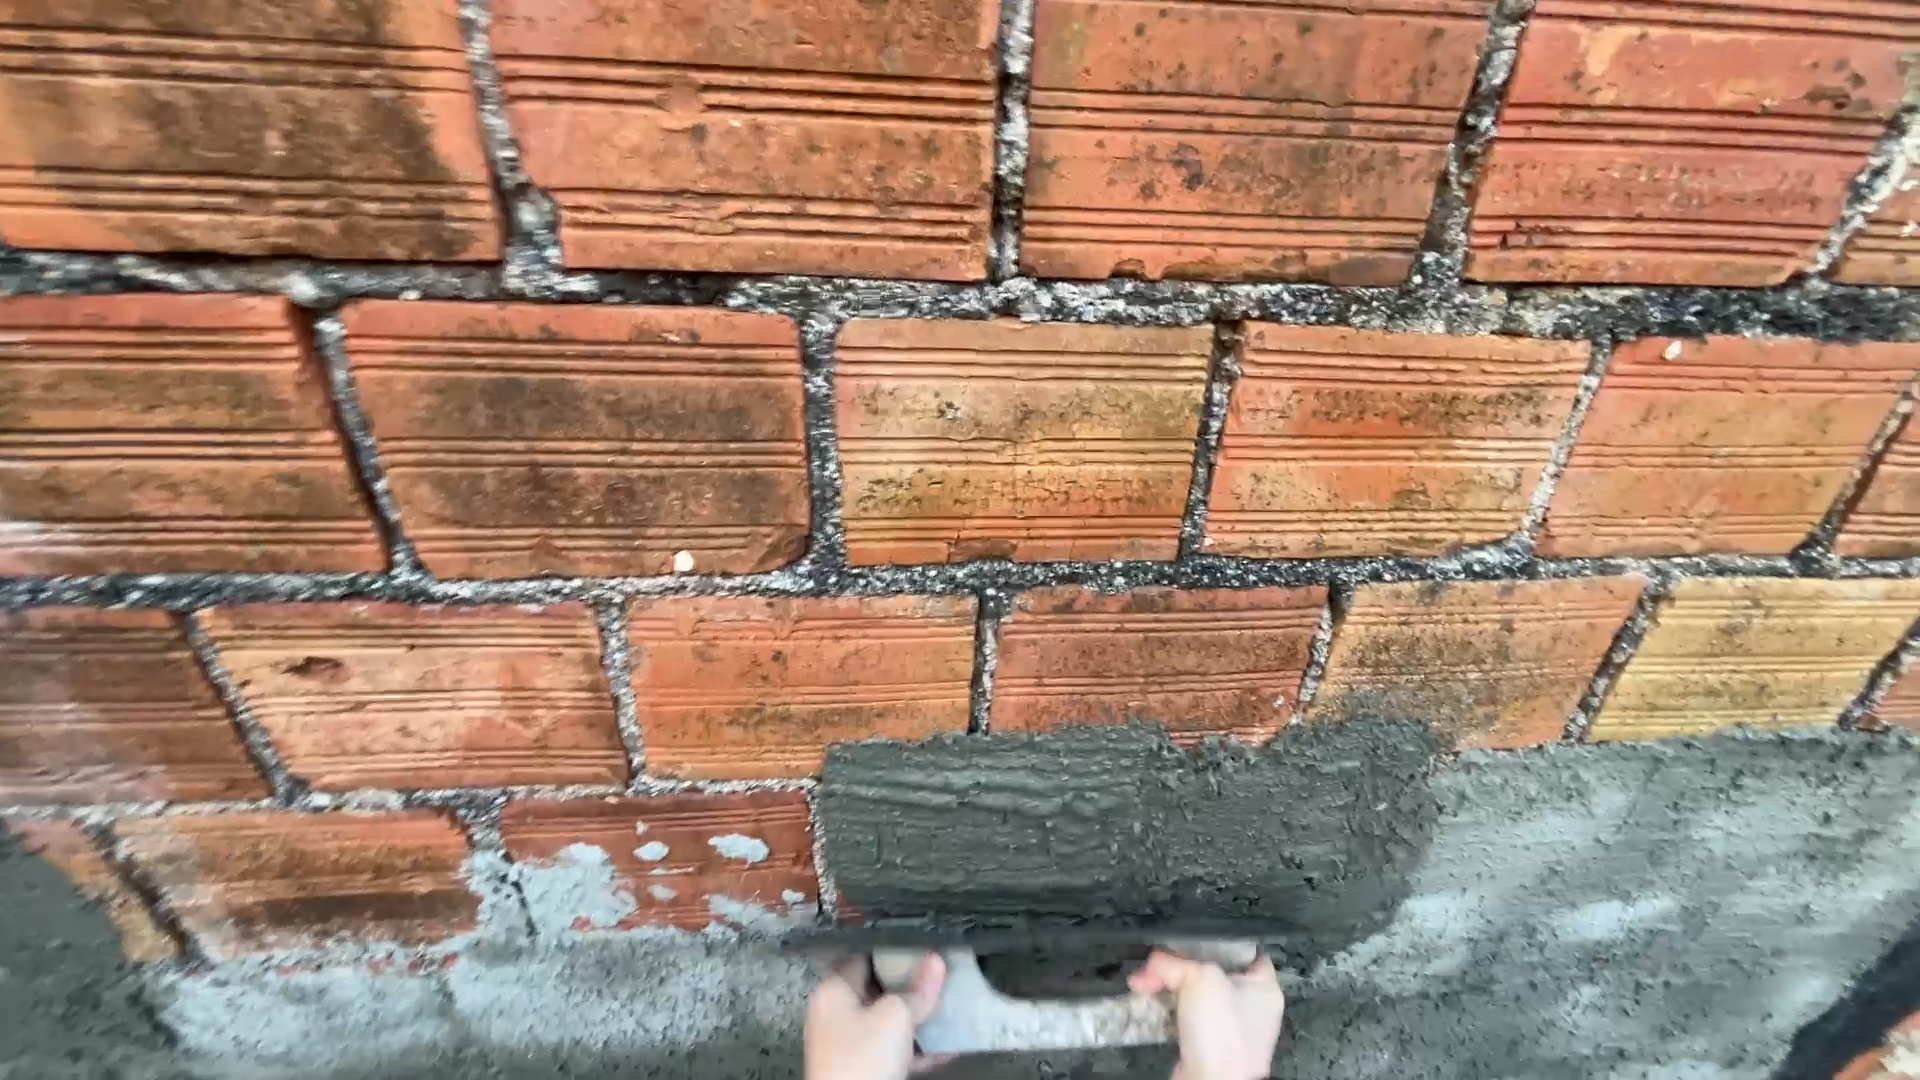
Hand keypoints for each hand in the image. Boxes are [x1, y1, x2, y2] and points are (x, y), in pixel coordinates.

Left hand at [805, 952, 949, 1079]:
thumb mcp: (896, 1016)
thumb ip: (918, 989)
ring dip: (917, 1020)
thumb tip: (937, 960)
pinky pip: (894, 1053)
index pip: (863, 957)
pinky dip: (917, 1049)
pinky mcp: (863, 1074)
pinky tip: (947, 1046)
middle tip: (939, 974)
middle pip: (878, 991)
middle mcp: (836, 1016)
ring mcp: (848, 1048)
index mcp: (833, 992)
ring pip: (889, 1024)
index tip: (921, 945)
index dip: (893, 950)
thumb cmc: (864, 1056)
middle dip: (910, 986)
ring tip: (949, 1007)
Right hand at [1128, 949, 1283, 1079]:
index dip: (1220, 938)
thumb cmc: (1222, 1030)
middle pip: (1209, 967)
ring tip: (1142, 980)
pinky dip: (1162, 1004)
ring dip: (1163, 982)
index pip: (1246, 950)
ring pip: (1190, 989)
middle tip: (1157, 961)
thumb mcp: (1200, 977)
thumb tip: (1153, 965)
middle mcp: (1248, 1005)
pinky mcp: (1204, 1041)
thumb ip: (1174, 961)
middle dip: (1177, 962)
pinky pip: (1181, 1012)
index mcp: (1262, 987)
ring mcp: (1225, 1025)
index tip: (1195, 932)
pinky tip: (1143, 994)